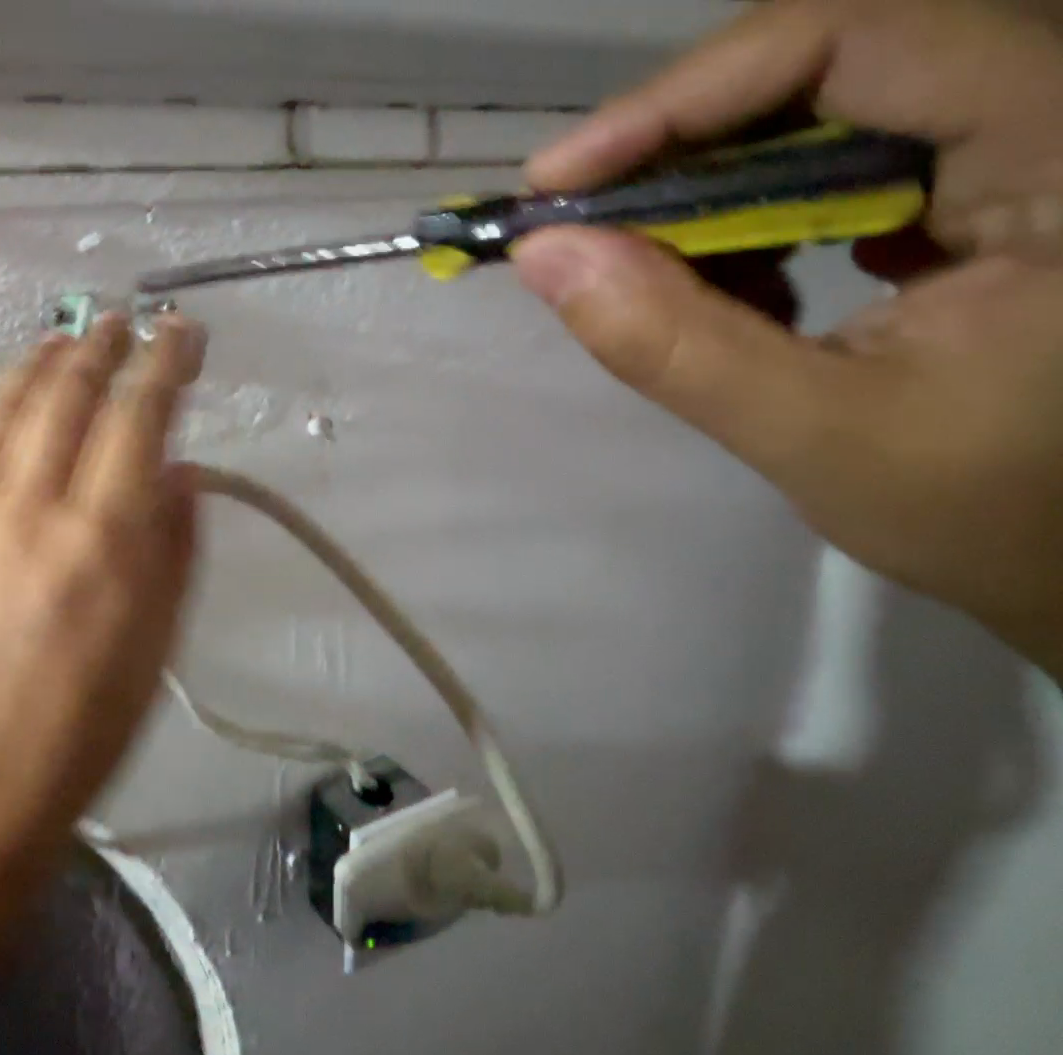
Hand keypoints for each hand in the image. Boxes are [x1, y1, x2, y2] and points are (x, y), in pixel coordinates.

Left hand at [0, 313, 205, 861]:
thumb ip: (172, 552)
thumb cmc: (76, 738)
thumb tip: (178, 472)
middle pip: (67, 396)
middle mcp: (26, 509)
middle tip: (121, 325)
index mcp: (101, 540)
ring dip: (34, 363)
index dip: (166, 363)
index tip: (183, 333)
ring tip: (60, 341)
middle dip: (101, 347)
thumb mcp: (154, 651)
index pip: (140, 419)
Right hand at [512, 0, 1062, 674]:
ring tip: (648, 274)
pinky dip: (748, 215)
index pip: (852, 37)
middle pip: (825, 58)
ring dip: (706, 187)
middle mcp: (1055, 100)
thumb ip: (673, 344)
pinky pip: (838, 151)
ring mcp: (1020, 131)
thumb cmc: (987, 508)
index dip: (682, 96)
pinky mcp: (981, 173)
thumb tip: (543, 255)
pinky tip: (728, 288)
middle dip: (678, 142)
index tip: (561, 179)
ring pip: (820, 102)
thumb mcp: (815, 432)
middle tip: (575, 218)